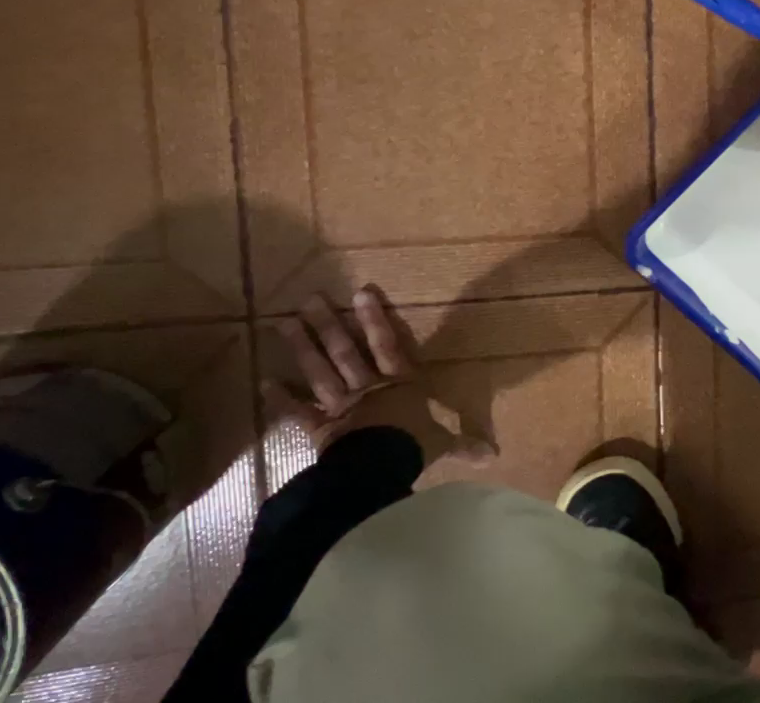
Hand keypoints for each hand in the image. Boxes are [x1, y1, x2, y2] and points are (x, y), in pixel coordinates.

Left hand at [264, 289, 483, 466]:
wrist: (380, 467)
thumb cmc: (414, 445)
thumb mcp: (443, 443)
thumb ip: (464, 445)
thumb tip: (495, 455)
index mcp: (400, 384)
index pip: (387, 344)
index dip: (374, 318)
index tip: (361, 292)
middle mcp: (368, 387)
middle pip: (345, 351)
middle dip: (328, 324)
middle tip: (309, 299)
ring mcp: (341, 405)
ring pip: (320, 371)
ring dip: (303, 348)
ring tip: (284, 323)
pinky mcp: (320, 428)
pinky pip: (298, 412)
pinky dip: (282, 398)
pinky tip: (264, 381)